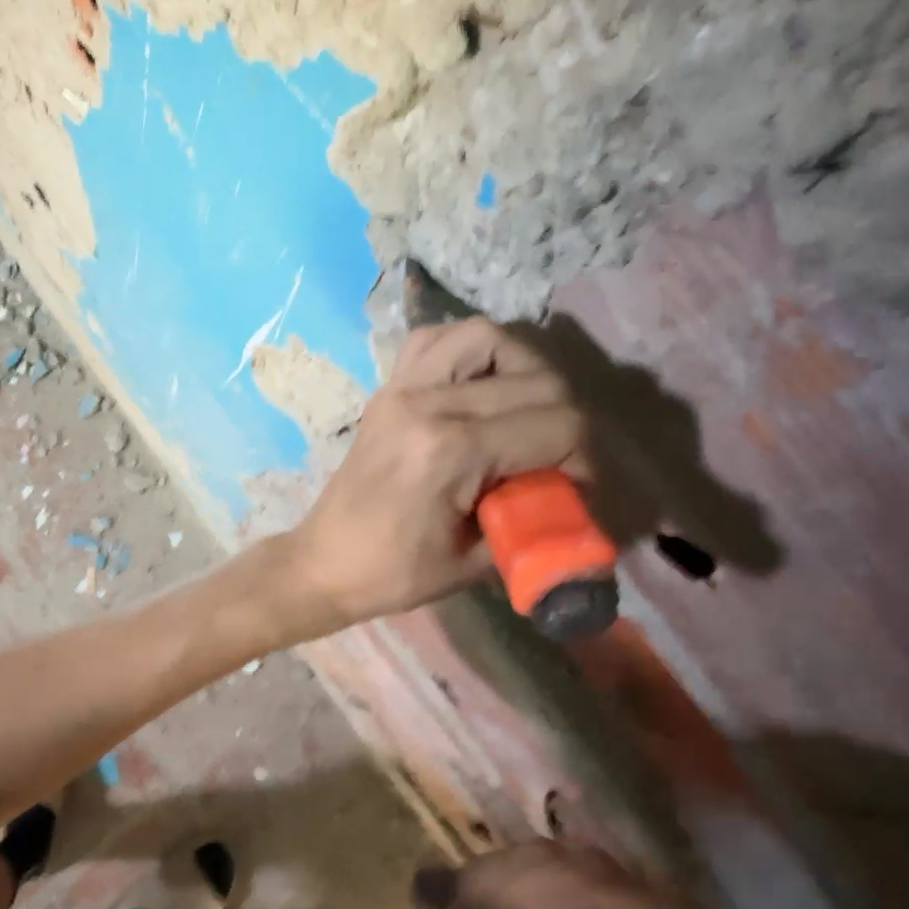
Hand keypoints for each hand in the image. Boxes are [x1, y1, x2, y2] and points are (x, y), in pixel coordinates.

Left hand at [289, 318, 587, 626]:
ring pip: (486, 336)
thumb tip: (580, 501)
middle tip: (555, 460)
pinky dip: (469, 350)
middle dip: (565, 419)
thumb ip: (536, 521)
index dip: (585, 458)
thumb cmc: (395, 572)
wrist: (324, 561)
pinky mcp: (388, 387)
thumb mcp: (477, 561)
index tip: (576, 489)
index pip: (558, 423)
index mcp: (451, 450)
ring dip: (522, 367)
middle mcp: (428, 403)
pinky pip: (436, 339)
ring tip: (525, 410)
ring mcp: (402, 387)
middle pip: (536, 379)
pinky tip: (481, 383)